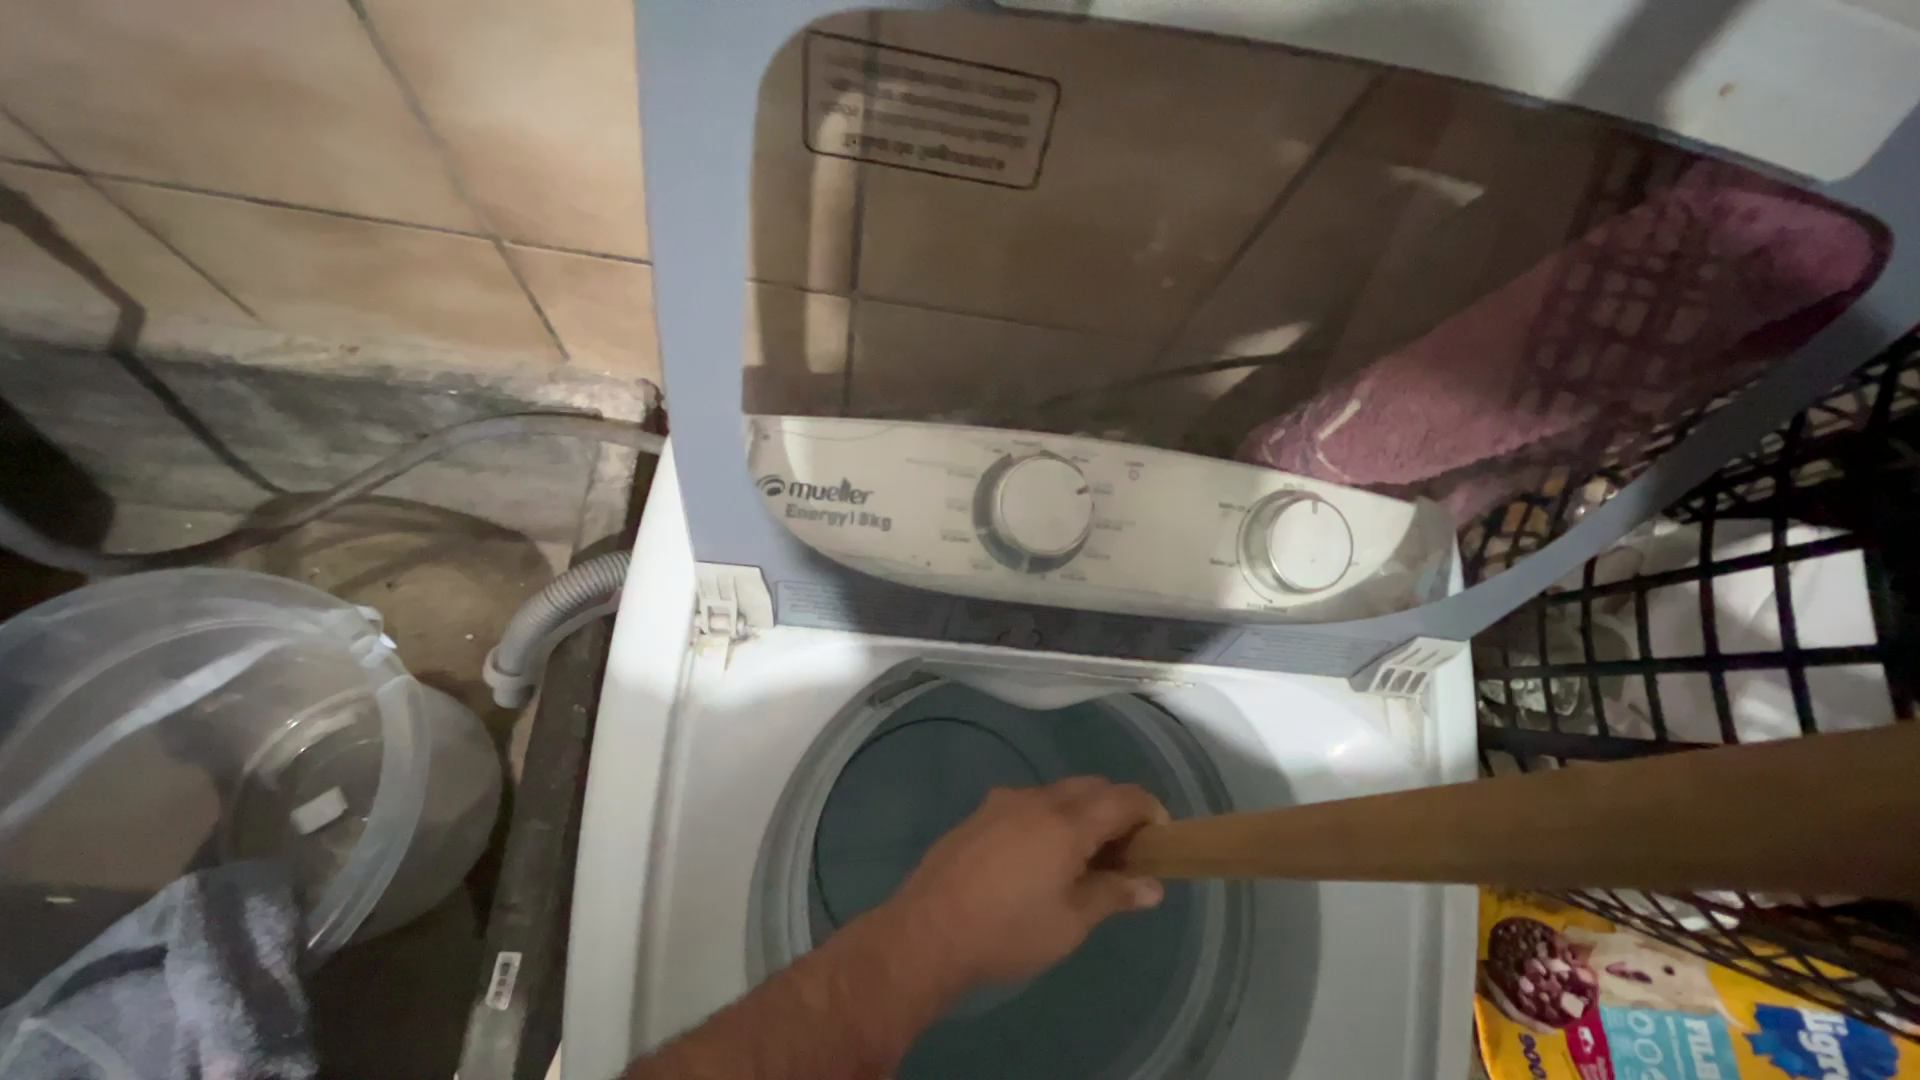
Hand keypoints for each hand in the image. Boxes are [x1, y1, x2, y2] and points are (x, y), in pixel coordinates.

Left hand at [874, 777, 1169, 989]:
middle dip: (1116, 810)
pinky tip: (1037, 860)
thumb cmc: (1009, 931)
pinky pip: (1027, 804)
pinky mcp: (978, 815)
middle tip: (1124, 854)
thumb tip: (1152, 885)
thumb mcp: (1071, 922)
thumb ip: (1114, 894)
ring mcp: (1002, 802)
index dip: (1149, 811)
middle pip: (1091, 787)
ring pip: (1057, 793)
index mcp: (1066, 822)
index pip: (1123, 797)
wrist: (928, 931)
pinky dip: (1048, 818)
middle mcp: (1036, 800)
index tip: (1160, 839)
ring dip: (1080, 813)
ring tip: (1081, 860)